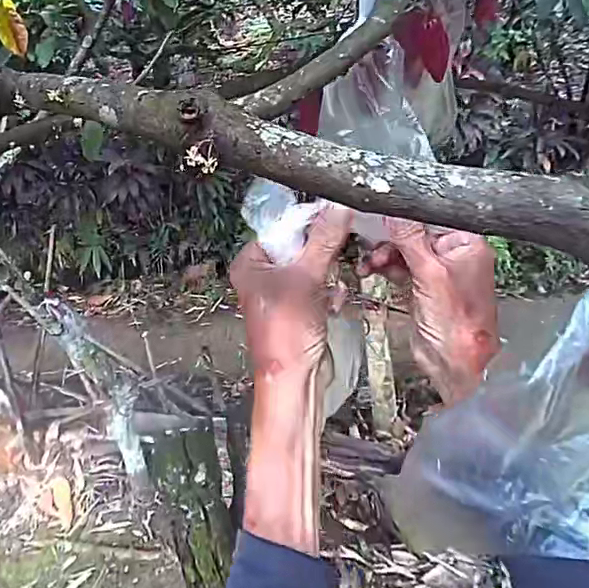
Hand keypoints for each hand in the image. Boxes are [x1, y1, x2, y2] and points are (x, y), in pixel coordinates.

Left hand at [229, 203, 352, 385]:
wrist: (294, 380)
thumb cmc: (285, 334)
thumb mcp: (306, 278)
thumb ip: (324, 240)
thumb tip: (338, 207)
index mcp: (250, 262)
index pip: (282, 227)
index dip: (309, 221)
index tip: (335, 214)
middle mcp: (262, 274)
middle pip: (300, 246)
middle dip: (321, 255)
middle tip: (335, 256)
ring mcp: (282, 292)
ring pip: (314, 266)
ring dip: (327, 276)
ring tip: (329, 289)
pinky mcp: (299, 307)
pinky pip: (320, 286)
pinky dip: (328, 293)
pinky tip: (331, 304)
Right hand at [359, 218, 499, 402]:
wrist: (455, 362)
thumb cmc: (459, 323)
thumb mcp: (430, 273)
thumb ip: (410, 238)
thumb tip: (393, 212)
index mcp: (467, 244)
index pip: (433, 216)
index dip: (407, 215)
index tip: (383, 213)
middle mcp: (454, 254)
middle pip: (416, 232)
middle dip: (391, 238)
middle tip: (372, 242)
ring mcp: (437, 271)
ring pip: (404, 250)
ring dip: (384, 253)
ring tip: (371, 261)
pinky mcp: (422, 286)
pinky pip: (400, 267)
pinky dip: (385, 266)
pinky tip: (372, 268)